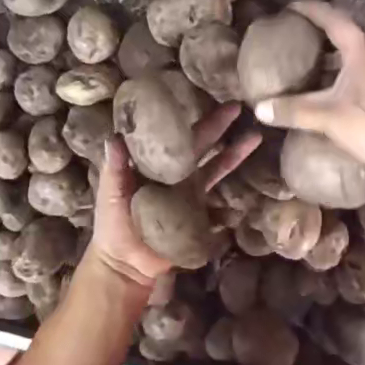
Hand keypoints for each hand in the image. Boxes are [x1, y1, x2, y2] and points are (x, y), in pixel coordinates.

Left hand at [85, 101, 260, 288]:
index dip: (190, 118)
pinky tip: (247, 198)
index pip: (178, 136)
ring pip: (218, 170)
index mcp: (157, 164)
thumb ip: (115, 167)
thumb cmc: (113, 224)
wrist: (124, 265)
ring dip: (235, 155)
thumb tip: (115, 136)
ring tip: (255, 139)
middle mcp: (178, 175)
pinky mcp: (200, 219)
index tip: (200, 100)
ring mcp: (192, 196)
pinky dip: (234, 205)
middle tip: (240, 107)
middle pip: (204, 147)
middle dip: (222, 127)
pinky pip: (222, 210)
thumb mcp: (110, 192)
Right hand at [253, 0, 364, 180]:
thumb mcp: (331, 119)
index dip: (311, 9)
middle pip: (346, 35)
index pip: (333, 19)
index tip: (290, 5)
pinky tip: (335, 90)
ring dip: (334, 55)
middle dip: (321, 32)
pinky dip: (345, 72)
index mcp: (362, 52)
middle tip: (297, 34)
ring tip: (310, 61)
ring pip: (357, 56)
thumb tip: (259, 108)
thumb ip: (295, 111)